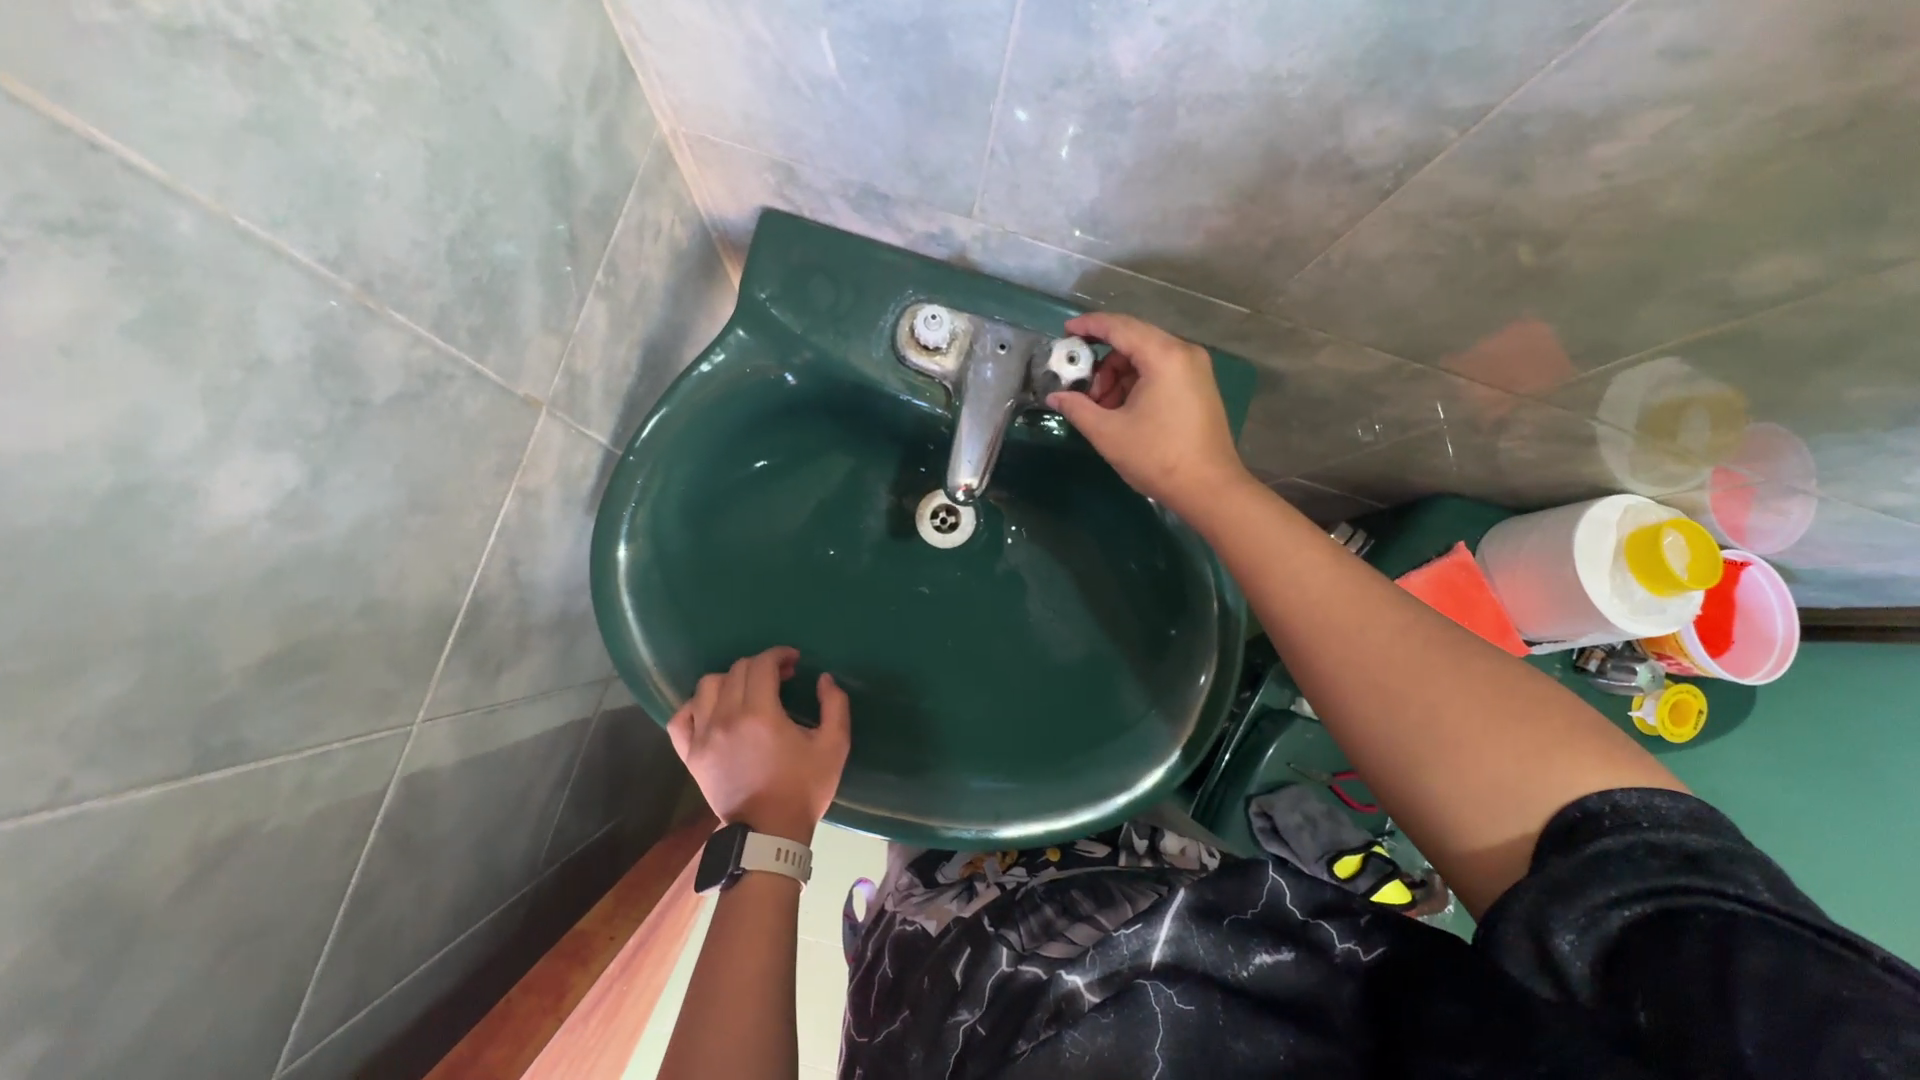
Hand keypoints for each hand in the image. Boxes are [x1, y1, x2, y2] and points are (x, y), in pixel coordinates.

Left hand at [666, 646, 850, 844]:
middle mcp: (727, 718)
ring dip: (730, 680)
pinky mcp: (690, 755)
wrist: (769, 834)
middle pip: (736, 671)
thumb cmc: (803, 789)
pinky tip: (713, 711)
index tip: (793, 662)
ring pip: (707, 686)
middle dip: (761, 666)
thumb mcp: (834, 747)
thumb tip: (824, 679)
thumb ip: (835, 706)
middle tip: (780, 678)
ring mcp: (703, 736)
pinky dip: (695, 706)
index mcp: (761, 714)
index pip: (762, 664)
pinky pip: (682, 717)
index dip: (779, 655)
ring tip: (747, 693)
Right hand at [1046, 312, 1251, 518]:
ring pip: (1146, 357)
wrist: (1209, 489)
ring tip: (1104, 409)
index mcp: (1164, 356)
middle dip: (1103, 362)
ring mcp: (1195, 369)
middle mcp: (1184, 353)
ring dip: (1119, 376)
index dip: (1089, 326)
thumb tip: (1054, 396)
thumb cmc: (1157, 458)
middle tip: (1083, 391)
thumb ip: (1077, 408)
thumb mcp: (1108, 433)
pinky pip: (1161, 370)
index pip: (1119, 327)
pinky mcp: (1199, 386)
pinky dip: (1137, 383)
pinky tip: (1124, 410)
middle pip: (1133, 340)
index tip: (1065, 331)